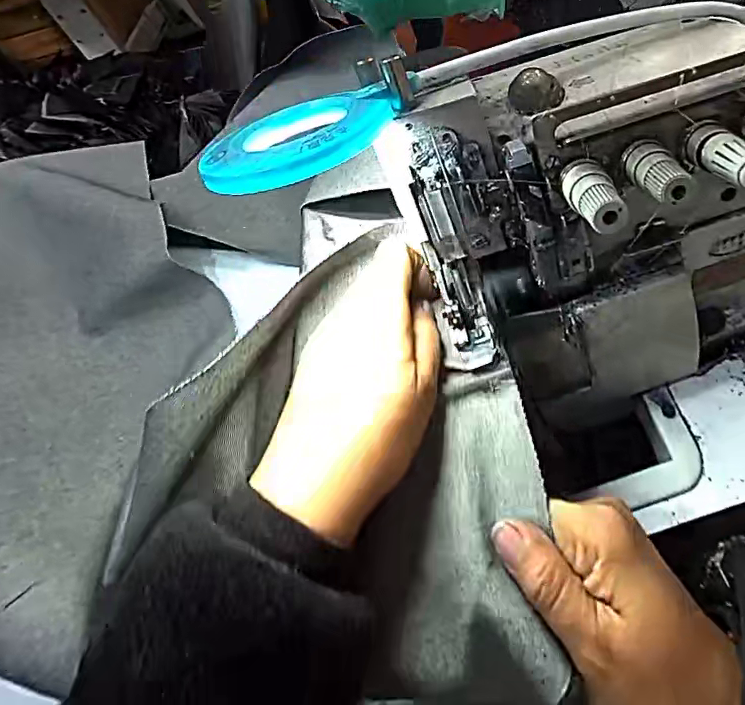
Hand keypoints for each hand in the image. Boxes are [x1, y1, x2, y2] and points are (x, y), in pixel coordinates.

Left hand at [251, 243, 440, 545]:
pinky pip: (348, 320)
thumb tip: (425, 310)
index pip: (395, 256)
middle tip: (425, 324)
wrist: (310, 489)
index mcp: (377, 318)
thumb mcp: (425, 388)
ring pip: (364, 297)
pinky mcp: (314, 353)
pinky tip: (377, 366)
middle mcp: (344, 316)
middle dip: (407, 289)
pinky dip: (368, 329)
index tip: (434, 292)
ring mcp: (324, 333)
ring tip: (403, 351)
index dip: (422, 266)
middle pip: (379, 273)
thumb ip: (429, 334)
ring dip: (388, 311)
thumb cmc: (372, 443)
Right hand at [493, 499, 740, 704]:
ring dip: (545, 580)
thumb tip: (504, 530)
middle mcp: (610, 517)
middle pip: (539, 527)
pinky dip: (561, 585)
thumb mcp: (591, 639)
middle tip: (542, 615)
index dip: (511, 549)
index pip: (529, 510)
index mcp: (602, 525)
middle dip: (529, 568)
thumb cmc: (661, 677)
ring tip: (562, 619)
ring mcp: (614, 533)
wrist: (704, 691)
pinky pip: (569, 556)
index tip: (512, 586)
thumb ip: (545, 580)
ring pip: (551, 544)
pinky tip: (571, 614)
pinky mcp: (615, 552)